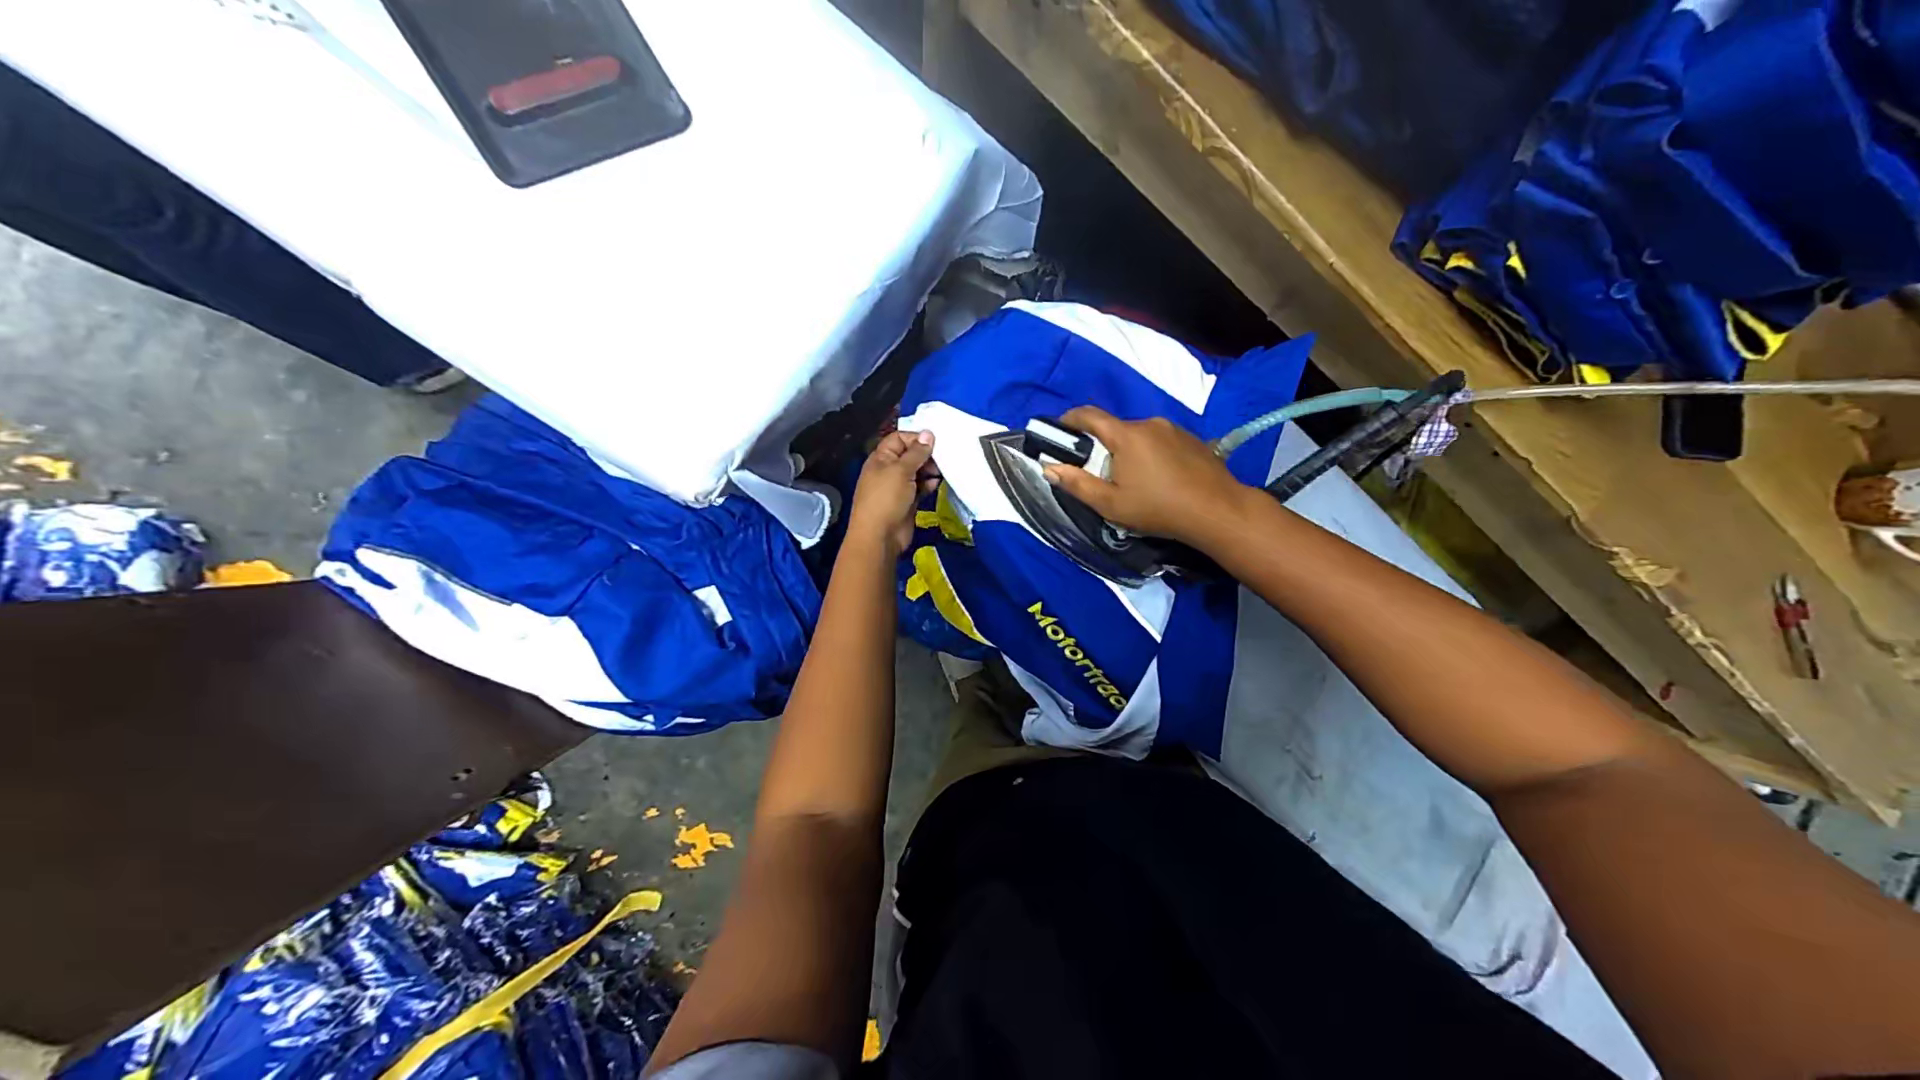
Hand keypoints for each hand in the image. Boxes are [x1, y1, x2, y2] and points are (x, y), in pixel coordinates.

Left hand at [846, 429, 937, 556]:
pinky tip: (935, 484)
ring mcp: (898, 487)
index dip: (915, 438)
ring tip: (941, 472)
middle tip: (941, 459)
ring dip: (929, 470)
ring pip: (917, 472)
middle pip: (910, 455)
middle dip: (926, 455)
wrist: (880, 536)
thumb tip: (928, 433)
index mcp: (881, 458)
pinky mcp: (907, 501)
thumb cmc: (886, 498)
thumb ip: (916, 452)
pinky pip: (920, 488)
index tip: (934, 442)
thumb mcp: (901, 470)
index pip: (899, 439)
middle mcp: (888, 470)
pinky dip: (928, 485)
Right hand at [1042, 406, 1252, 545]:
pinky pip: (1162, 441)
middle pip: (1116, 429)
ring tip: (1136, 481)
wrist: (1217, 510)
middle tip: (1103, 474)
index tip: (1059, 429)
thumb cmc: (1158, 508)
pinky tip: (1161, 479)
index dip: (1070, 419)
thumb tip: (1049, 468)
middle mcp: (1149, 423)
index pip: (1090, 415)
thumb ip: (1077, 484)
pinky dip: (1154, 454)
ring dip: (1131, 451)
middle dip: (1104, 446)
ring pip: (1141, 435)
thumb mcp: (1111, 504)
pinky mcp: (1193, 439)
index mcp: (1126, 435)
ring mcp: (1174, 429)